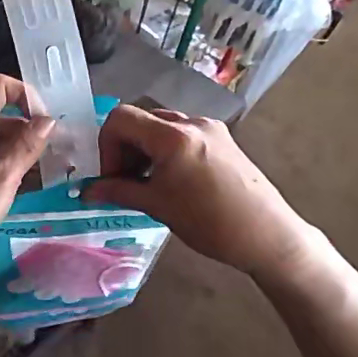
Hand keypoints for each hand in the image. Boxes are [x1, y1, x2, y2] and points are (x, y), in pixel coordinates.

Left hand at [0, 74, 54, 260]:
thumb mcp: (4, 177)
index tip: (44, 122)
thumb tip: (48, 119)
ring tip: (36, 174)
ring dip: (16, 147)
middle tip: (47, 157)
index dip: (25, 95)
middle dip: (26, 128)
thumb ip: (27, 145)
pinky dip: (1, 160)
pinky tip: (16, 183)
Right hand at [81, 106, 317, 277]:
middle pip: (139, 120)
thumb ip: (117, 191)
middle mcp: (192, 123)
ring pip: (159, 127)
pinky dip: (163, 151)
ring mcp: (211, 129)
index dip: (106, 145)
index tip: (112, 176)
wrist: (270, 237)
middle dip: (123, 148)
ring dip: (143, 150)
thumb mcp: (156, 205)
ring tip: (146, 182)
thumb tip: (87, 191)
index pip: (120, 119)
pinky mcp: (223, 140)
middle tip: (123, 181)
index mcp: (173, 136)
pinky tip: (169, 180)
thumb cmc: (209, 222)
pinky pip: (180, 135)